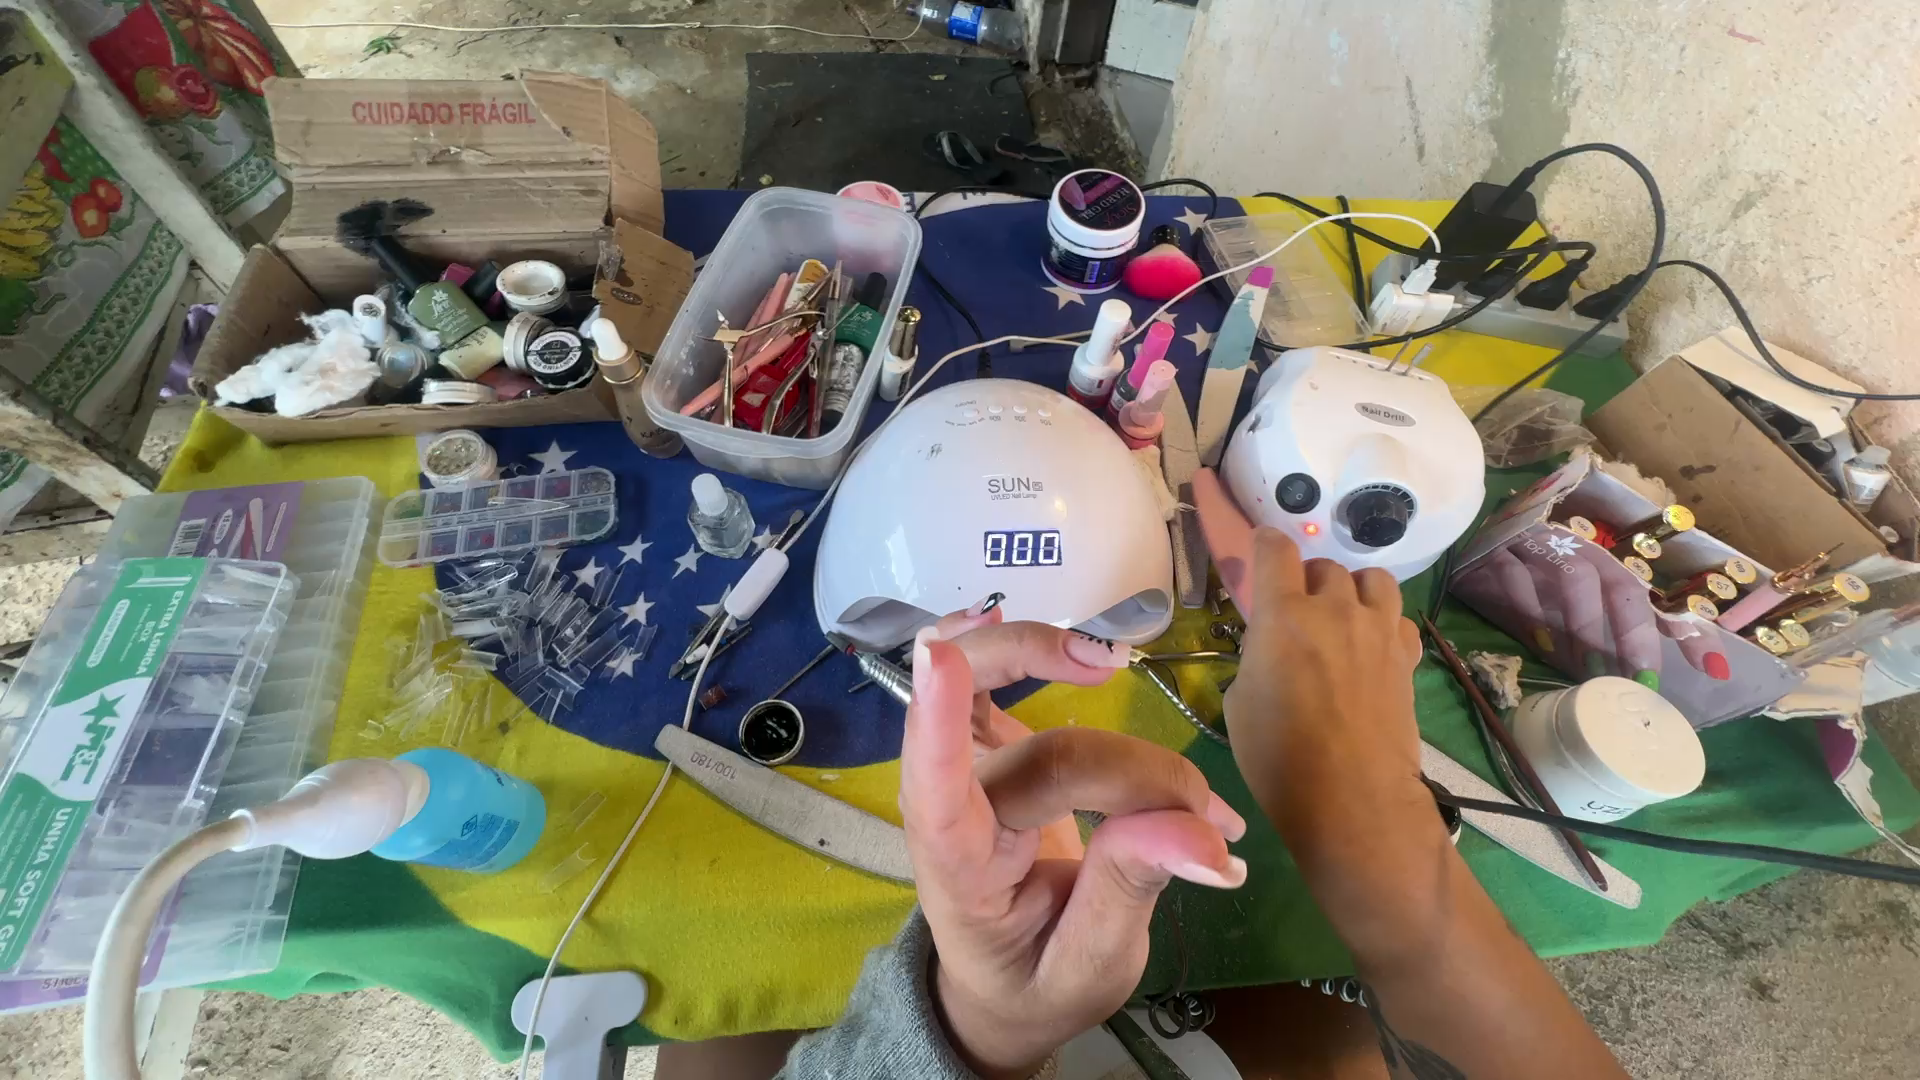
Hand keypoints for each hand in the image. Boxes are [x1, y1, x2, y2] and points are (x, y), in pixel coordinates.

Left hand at [902, 614, 1247, 1078]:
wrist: (998, 975)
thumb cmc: (1037, 975)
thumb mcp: (1090, 966)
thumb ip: (1130, 892)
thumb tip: (1203, 835)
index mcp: (962, 868)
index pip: (938, 788)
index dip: (938, 718)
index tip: (939, 657)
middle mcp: (949, 802)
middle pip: (1034, 749)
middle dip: (1128, 767)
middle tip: (1196, 801)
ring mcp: (964, 760)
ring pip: (980, 676)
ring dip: (1043, 653)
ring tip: (1111, 664)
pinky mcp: (984, 738)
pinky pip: (978, 672)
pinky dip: (1000, 637)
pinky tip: (1012, 613)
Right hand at [1222, 529, 1445, 960]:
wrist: (1350, 799)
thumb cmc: (1277, 753)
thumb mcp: (1238, 699)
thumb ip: (1255, 657)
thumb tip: (1271, 649)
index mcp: (1283, 615)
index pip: (1276, 549)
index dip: (1265, 543)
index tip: (1261, 548)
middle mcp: (1334, 610)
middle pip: (1324, 565)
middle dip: (1306, 579)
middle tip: (1294, 607)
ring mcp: (1377, 632)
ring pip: (1371, 579)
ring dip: (1350, 589)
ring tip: (1339, 614)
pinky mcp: (1405, 658)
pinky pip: (1397, 618)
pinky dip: (1381, 620)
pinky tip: (1368, 644)